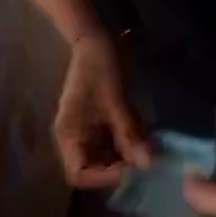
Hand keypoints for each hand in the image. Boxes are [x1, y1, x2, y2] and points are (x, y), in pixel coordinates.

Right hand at [56, 34, 150, 187]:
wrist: (95, 39)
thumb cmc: (101, 68)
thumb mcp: (116, 102)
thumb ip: (128, 134)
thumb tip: (146, 166)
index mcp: (68, 134)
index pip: (78, 174)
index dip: (103, 178)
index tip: (130, 169)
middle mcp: (72, 137)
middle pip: (92, 168)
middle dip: (119, 168)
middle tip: (145, 159)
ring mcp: (84, 131)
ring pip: (104, 157)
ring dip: (125, 156)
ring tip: (147, 146)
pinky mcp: (95, 124)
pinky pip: (110, 143)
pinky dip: (126, 143)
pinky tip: (143, 135)